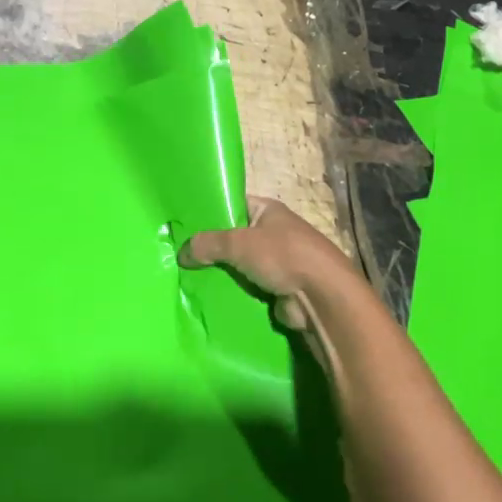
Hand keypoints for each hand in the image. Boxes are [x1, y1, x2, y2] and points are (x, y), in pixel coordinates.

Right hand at [178, 196, 354, 331]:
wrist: (323, 298)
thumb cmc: (282, 256)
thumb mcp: (238, 243)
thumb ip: (207, 244)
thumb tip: (181, 253)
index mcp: (267, 210)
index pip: (231, 203)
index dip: (208, 211)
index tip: (182, 223)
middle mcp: (273, 232)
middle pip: (232, 237)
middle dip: (210, 247)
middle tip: (179, 254)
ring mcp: (277, 262)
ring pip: (238, 264)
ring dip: (220, 272)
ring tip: (187, 276)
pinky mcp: (277, 288)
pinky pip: (247, 286)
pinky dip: (232, 291)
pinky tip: (208, 295)